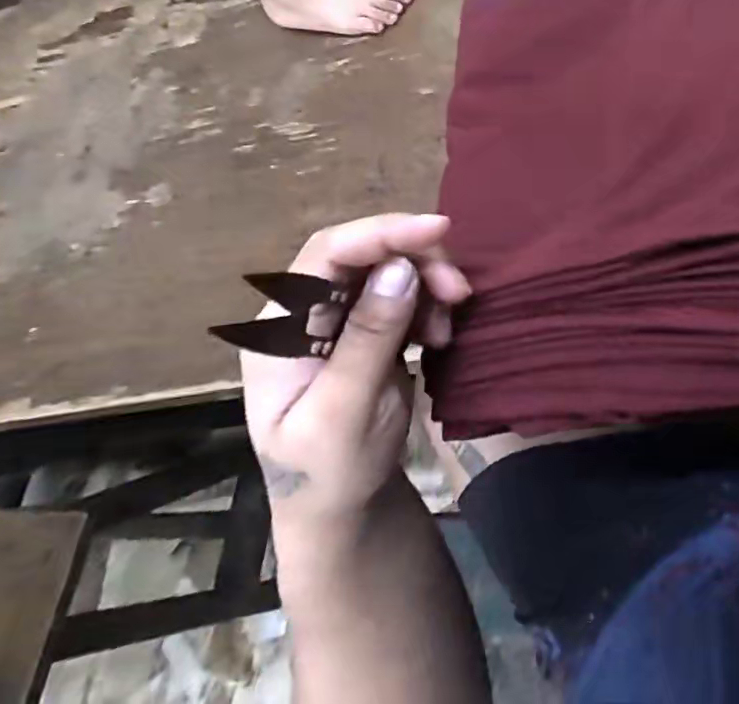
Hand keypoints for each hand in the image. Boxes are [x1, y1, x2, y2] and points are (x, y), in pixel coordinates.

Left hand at [239, 214, 471, 524]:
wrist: (342, 508)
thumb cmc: (331, 472)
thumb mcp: (346, 414)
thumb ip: (368, 340)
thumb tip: (400, 269)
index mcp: (279, 330)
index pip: (325, 256)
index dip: (381, 233)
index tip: (438, 229)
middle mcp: (301, 313)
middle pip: (360, 256)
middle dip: (414, 261)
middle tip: (459, 290)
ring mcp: (332, 320)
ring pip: (385, 270)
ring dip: (426, 285)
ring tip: (446, 328)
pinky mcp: (362, 329)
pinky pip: (399, 294)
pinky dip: (426, 304)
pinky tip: (438, 335)